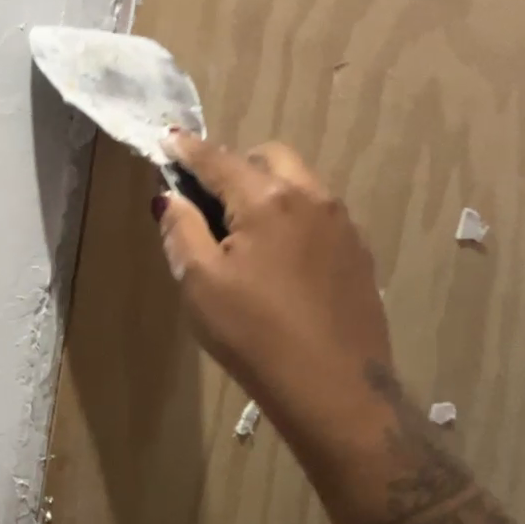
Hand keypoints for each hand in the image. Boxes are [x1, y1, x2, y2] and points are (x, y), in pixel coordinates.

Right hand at [155, 132, 392, 435]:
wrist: (331, 385)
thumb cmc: (250, 331)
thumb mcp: (198, 281)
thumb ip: (181, 230)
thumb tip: (170, 196)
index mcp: (268, 200)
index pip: (219, 160)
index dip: (188, 149)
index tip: (168, 138)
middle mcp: (311, 198)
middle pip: (269, 157)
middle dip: (234, 164)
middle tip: (204, 198)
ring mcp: (341, 225)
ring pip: (298, 183)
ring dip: (264, 189)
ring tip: (237, 231)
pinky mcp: (356, 253)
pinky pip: (315, 214)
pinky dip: (287, 216)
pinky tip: (272, 259)